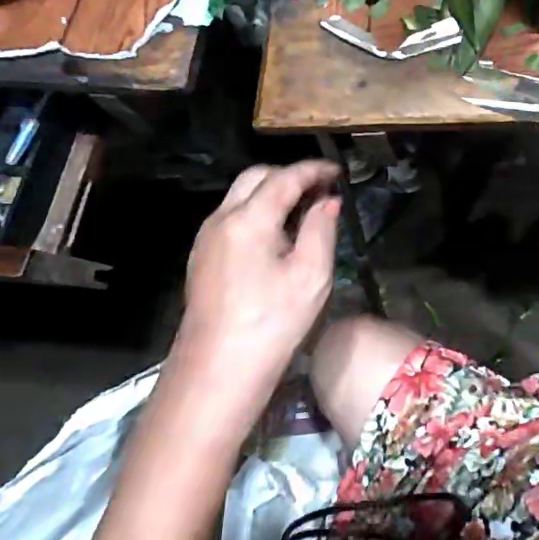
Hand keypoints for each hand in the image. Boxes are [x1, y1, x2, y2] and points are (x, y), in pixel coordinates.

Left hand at [173, 161, 341, 404]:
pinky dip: (255, 212)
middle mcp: (221, 218)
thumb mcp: (310, 276)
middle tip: (320, 190)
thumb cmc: (272, 324)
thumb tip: (327, 200)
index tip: (338, 171)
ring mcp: (206, 237)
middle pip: (256, 178)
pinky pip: (230, 218)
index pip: (285, 177)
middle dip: (289, 176)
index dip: (314, 169)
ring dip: (270, 194)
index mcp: (249, 218)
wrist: (217, 370)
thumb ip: (321, 228)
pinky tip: (275, 236)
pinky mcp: (201, 257)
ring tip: (303, 211)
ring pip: (239, 197)